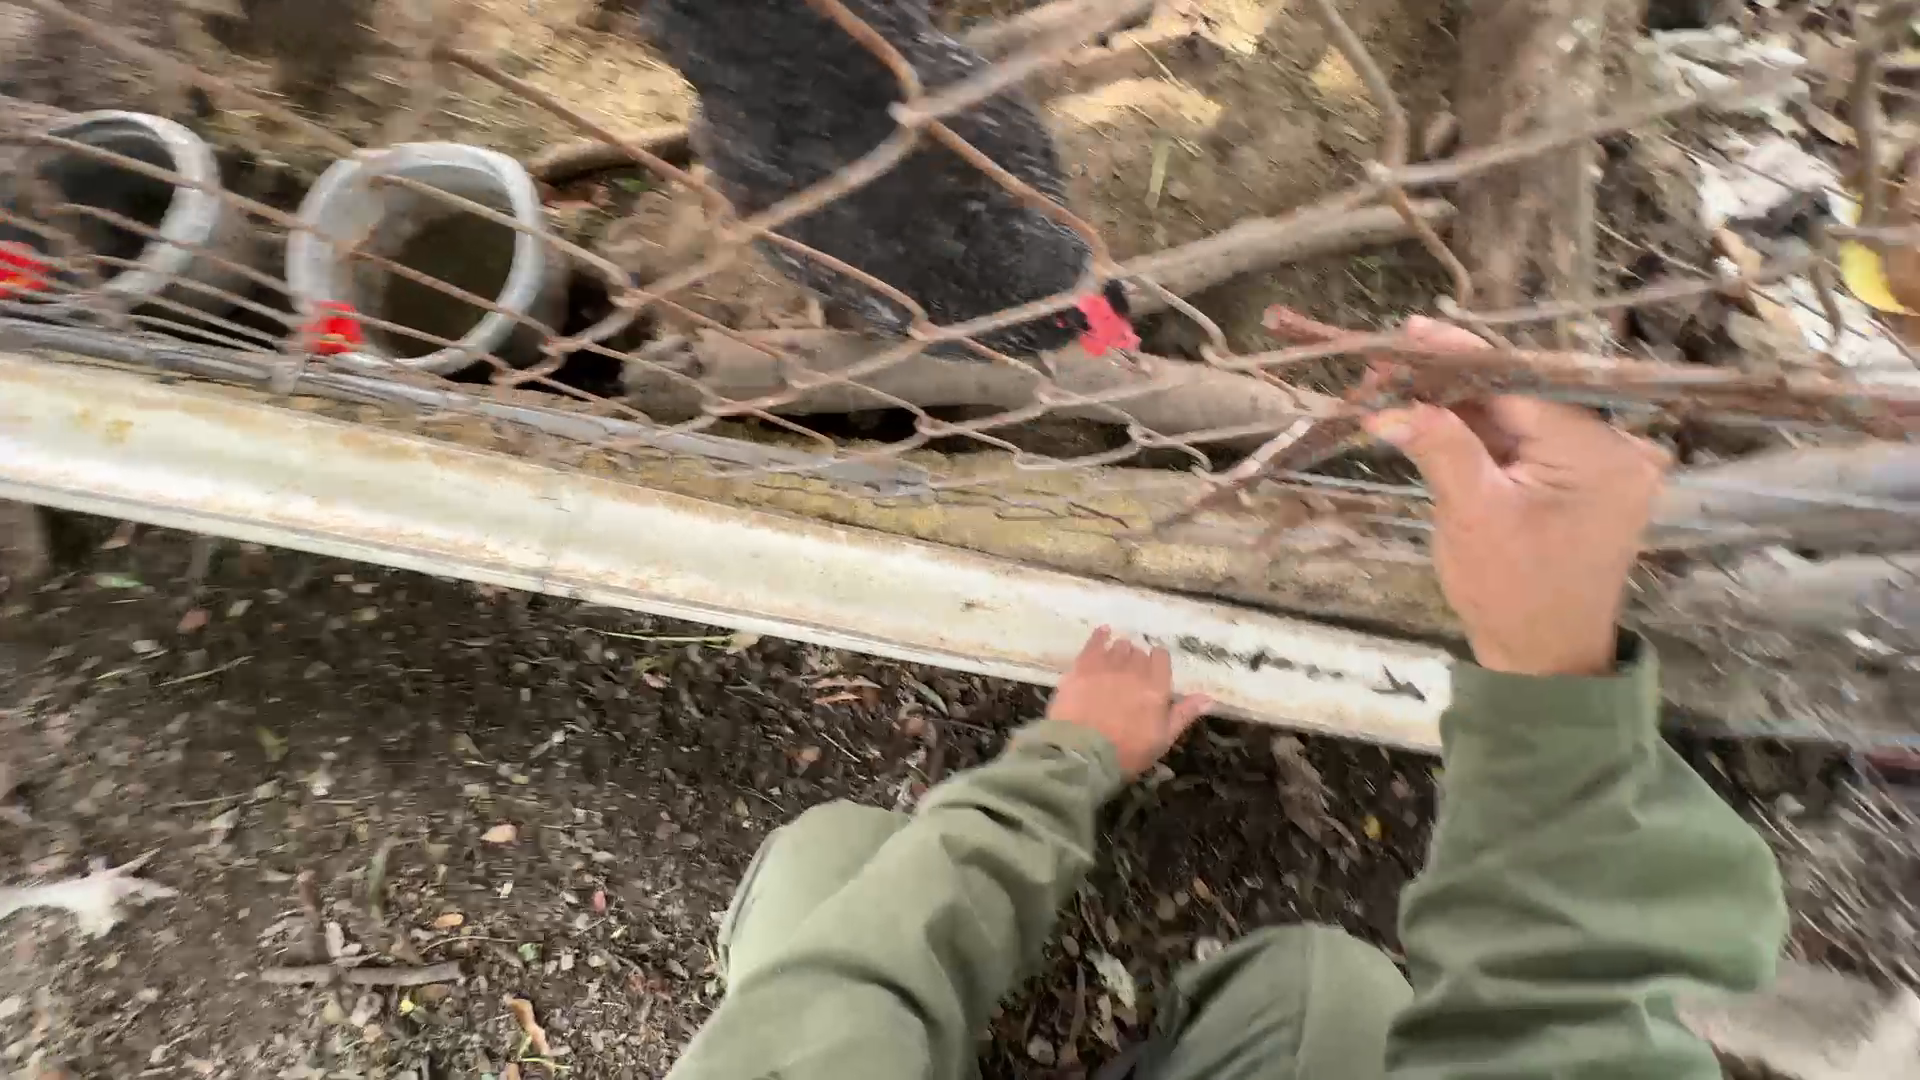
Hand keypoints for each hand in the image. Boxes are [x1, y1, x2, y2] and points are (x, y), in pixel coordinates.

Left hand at [1046, 627, 1210, 774]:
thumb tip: (1207, 697)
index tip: (1152, 671)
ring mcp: (1107, 665)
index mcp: (1156, 687)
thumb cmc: (1127, 751)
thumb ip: (1184, 714)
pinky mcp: (1082, 666)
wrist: (1083, 753)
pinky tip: (1104, 632)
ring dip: (1120, 652)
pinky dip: (1100, 636)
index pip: (1161, 659)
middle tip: (1130, 675)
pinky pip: (1094, 642)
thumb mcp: (1162, 739)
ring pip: (1118, 646)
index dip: (1157, 663)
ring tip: (1116, 662)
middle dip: (1136, 660)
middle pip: (1138, 653)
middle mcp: (1134, 670)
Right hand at [1363, 319, 1670, 676]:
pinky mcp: (1565, 480)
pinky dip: (1468, 433)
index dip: (1460, 359)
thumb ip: (1440, 449)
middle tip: (1386, 369)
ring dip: (1452, 407)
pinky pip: (1512, 442)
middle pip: (1517, 396)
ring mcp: (1589, 464)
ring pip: (1510, 417)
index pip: (1522, 385)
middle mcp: (1610, 446)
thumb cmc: (1512, 589)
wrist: (1541, 652)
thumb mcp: (1472, 515)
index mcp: (1602, 452)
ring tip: (1393, 389)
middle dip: (1447, 382)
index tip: (1413, 332)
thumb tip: (1391, 408)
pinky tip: (1426, 417)